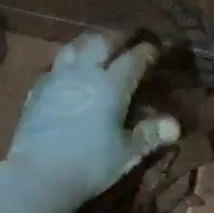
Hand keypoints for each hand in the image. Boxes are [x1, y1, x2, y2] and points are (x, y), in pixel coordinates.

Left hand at [4, 31, 179, 212]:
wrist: (39, 175)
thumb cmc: (90, 165)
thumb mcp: (126, 153)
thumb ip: (150, 135)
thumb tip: (176, 125)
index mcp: (112, 85)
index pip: (134, 59)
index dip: (146, 52)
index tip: (155, 49)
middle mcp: (85, 73)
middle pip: (102, 42)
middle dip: (118, 37)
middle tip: (128, 38)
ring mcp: (58, 78)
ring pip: (75, 47)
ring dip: (90, 42)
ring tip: (97, 44)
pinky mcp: (37, 91)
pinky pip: (55, 66)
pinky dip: (67, 62)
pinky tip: (68, 70)